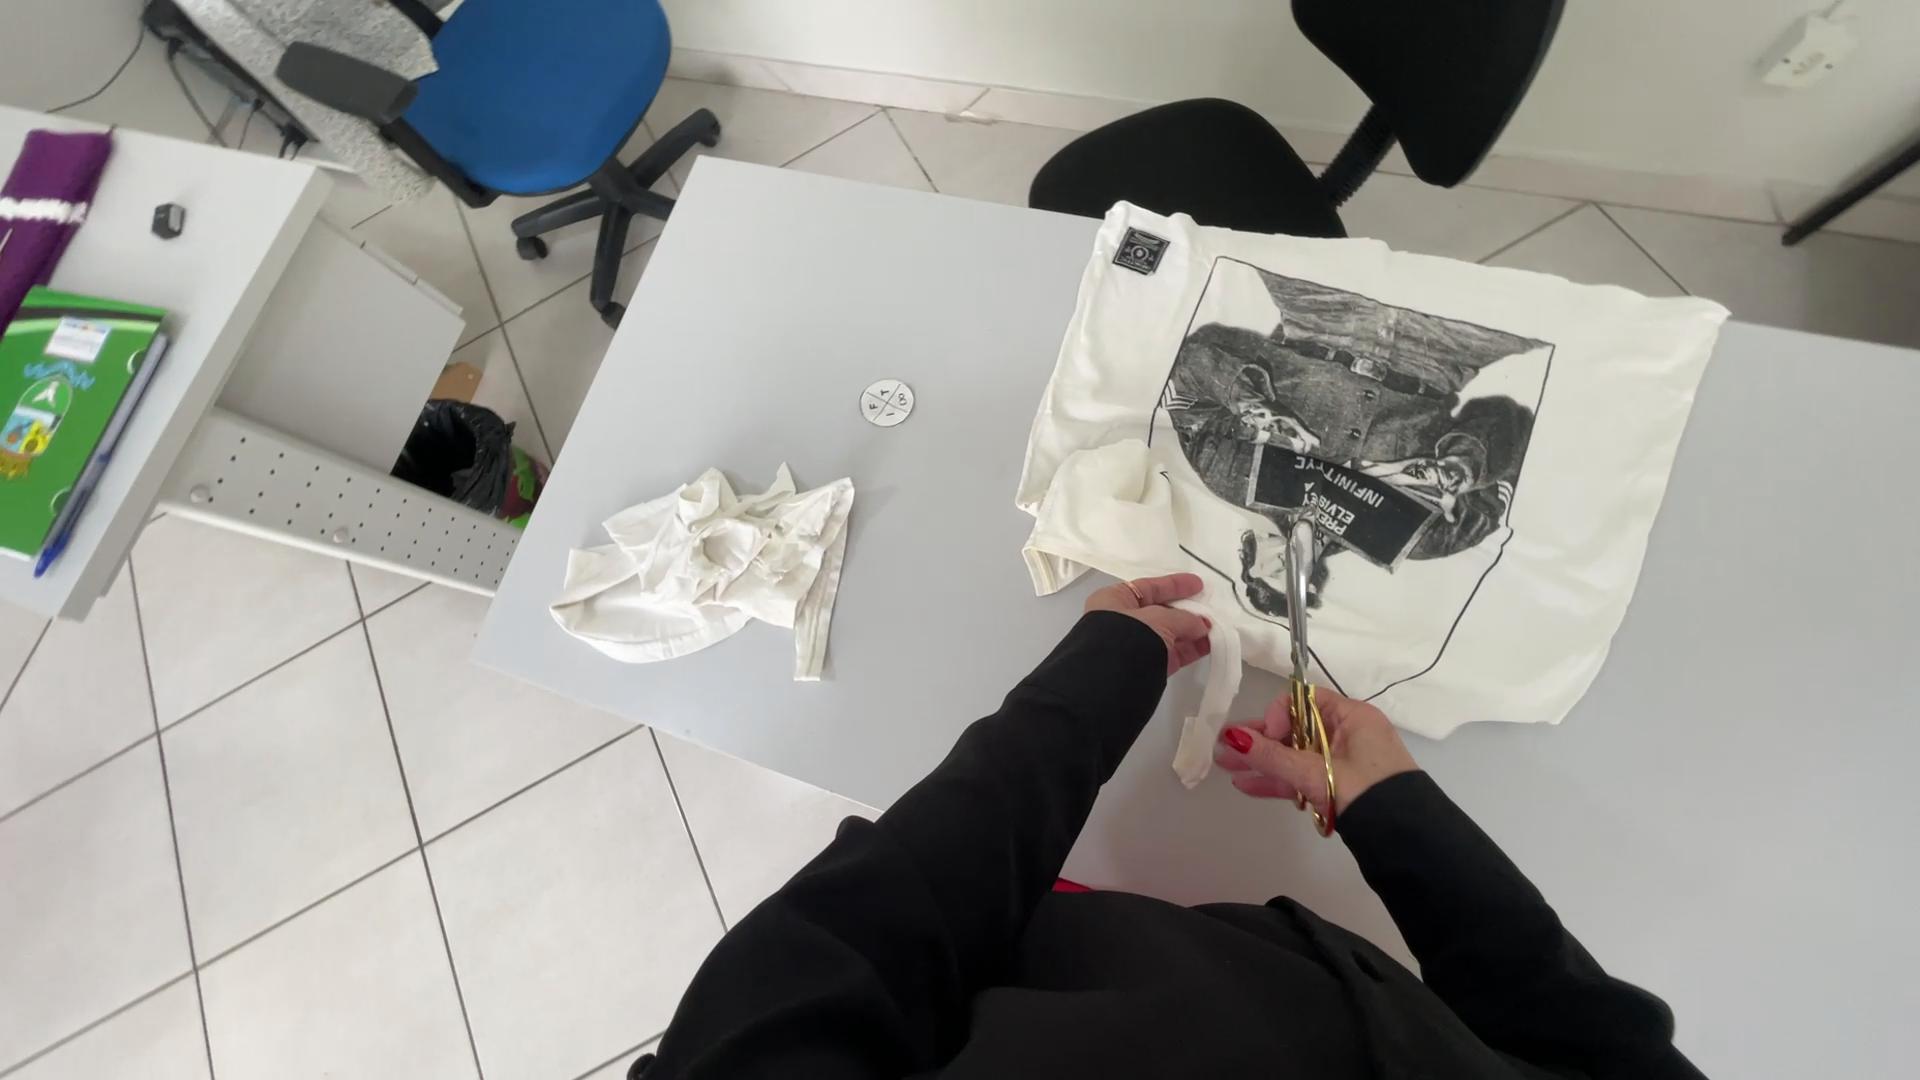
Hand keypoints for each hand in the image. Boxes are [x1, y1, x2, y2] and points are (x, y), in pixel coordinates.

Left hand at [1084, 572, 1212, 674]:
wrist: (1111, 681)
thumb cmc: (1129, 636)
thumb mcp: (1159, 619)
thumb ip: (1183, 618)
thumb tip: (1202, 625)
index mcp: (1114, 600)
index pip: (1148, 587)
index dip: (1174, 584)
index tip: (1198, 584)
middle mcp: (1121, 621)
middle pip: (1160, 611)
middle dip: (1186, 610)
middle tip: (1211, 608)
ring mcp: (1133, 646)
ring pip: (1168, 634)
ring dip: (1192, 631)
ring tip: (1217, 627)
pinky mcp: (1146, 668)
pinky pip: (1171, 653)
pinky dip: (1190, 649)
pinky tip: (1210, 644)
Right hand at [1214, 686, 1418, 817]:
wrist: (1409, 844)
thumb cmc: (1365, 792)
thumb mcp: (1314, 772)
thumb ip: (1271, 755)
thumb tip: (1230, 737)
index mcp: (1352, 717)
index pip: (1303, 700)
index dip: (1279, 714)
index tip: (1269, 736)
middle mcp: (1347, 734)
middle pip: (1294, 730)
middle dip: (1259, 741)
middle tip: (1225, 748)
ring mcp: (1342, 762)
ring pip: (1294, 755)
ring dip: (1262, 762)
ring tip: (1226, 767)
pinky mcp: (1338, 787)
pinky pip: (1301, 777)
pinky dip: (1278, 780)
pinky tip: (1246, 784)